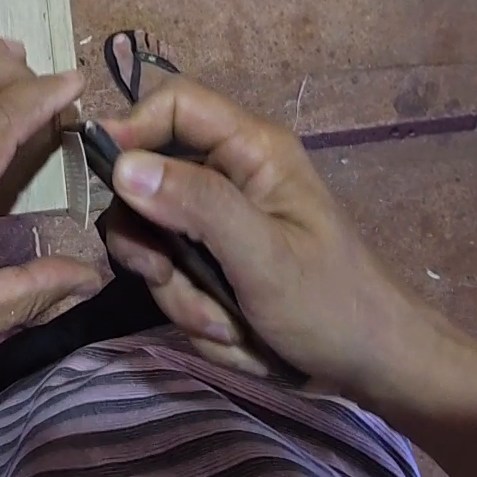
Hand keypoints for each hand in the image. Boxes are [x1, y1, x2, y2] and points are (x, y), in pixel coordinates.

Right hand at [99, 76, 462, 405]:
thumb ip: (197, 205)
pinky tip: (232, 334)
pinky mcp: (210, 257)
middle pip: (147, 180)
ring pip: (151, 236)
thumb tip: (123, 166)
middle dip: (152, 243)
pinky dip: (189, 309)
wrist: (372, 372)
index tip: (104, 176)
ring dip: (175, 289)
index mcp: (251, 150)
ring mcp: (215, 219)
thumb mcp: (265, 257)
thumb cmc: (333, 305)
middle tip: (163, 278)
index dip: (132, 128)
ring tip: (223, 326)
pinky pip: (168, 273)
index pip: (175, 104)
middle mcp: (227, 174)